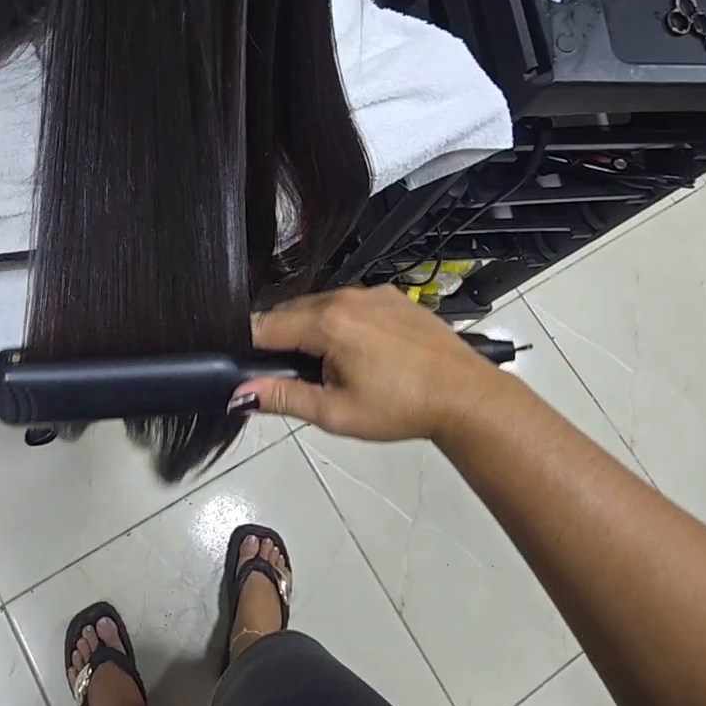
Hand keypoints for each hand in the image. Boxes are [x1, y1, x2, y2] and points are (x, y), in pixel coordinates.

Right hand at [233, 286, 514, 443]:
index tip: (246, 366)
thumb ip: (284, 397)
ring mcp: (372, 293)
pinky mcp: (393, 296)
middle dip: (283, 340)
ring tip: (329, 368)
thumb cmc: (399, 408)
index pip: (266, 325)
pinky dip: (342, 323)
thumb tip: (239, 392)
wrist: (466, 396)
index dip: (249, 345)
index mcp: (326, 322)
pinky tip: (360, 352)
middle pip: (291, 312)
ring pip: (321, 307)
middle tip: (292, 376)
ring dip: (313, 331)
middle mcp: (345, 297)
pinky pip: (351, 304)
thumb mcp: (336, 413)